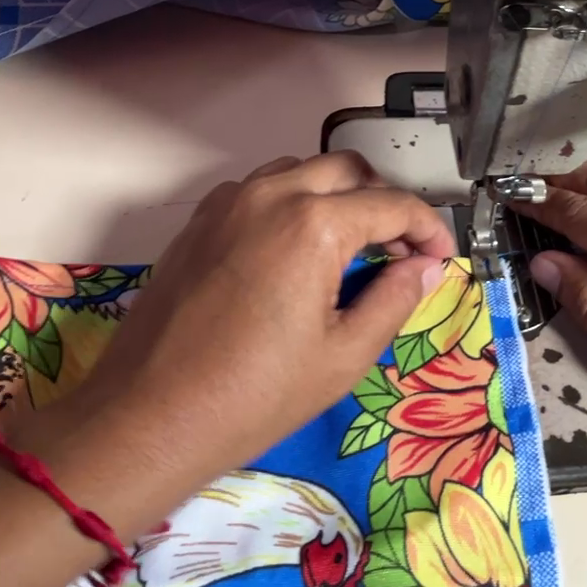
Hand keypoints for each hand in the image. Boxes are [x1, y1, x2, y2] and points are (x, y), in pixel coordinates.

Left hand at [59, 152, 454, 485]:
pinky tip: (293, 248)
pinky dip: (292, 200)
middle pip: (349, 170)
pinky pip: (261, 187)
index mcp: (314, 223)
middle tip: (397, 248)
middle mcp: (272, 194)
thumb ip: (395, 298)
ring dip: (337, 194)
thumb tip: (425, 266)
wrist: (148, 417)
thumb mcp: (344, 355)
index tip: (439, 257)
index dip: (427, 228)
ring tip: (349, 244)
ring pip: (303, 169)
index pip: (392, 204)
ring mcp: (230, 200)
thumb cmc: (255, 394)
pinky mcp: (201, 218)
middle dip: (384, 201)